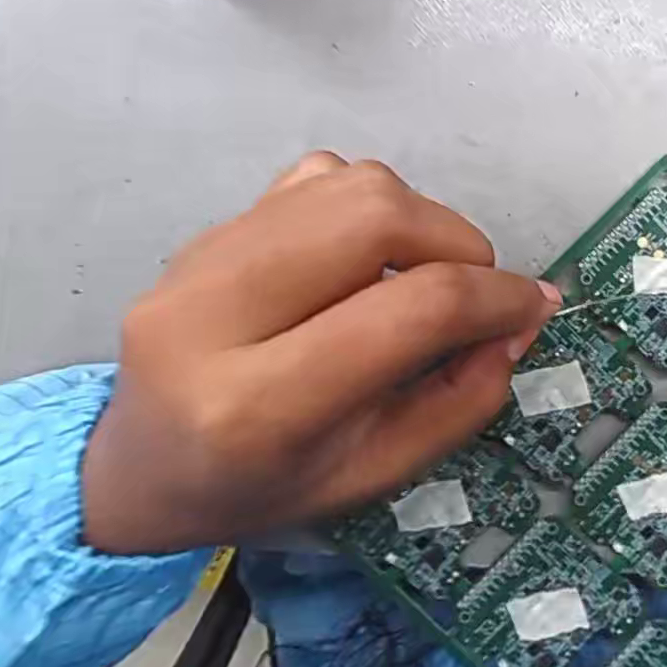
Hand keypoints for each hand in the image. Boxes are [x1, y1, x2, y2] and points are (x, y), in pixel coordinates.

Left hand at [81, 152, 560, 554]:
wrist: (134, 466)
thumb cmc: (257, 489)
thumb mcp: (373, 475)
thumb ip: (461, 400)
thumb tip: (518, 319)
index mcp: (258, 405)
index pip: (409, 310)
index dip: (495, 297)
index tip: (531, 306)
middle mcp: (216, 310)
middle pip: (376, 216)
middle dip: (457, 240)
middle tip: (474, 287)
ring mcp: (202, 255)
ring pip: (352, 184)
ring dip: (419, 218)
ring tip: (422, 272)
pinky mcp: (209, 226)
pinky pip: (318, 178)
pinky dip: (369, 204)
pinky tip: (365, 255)